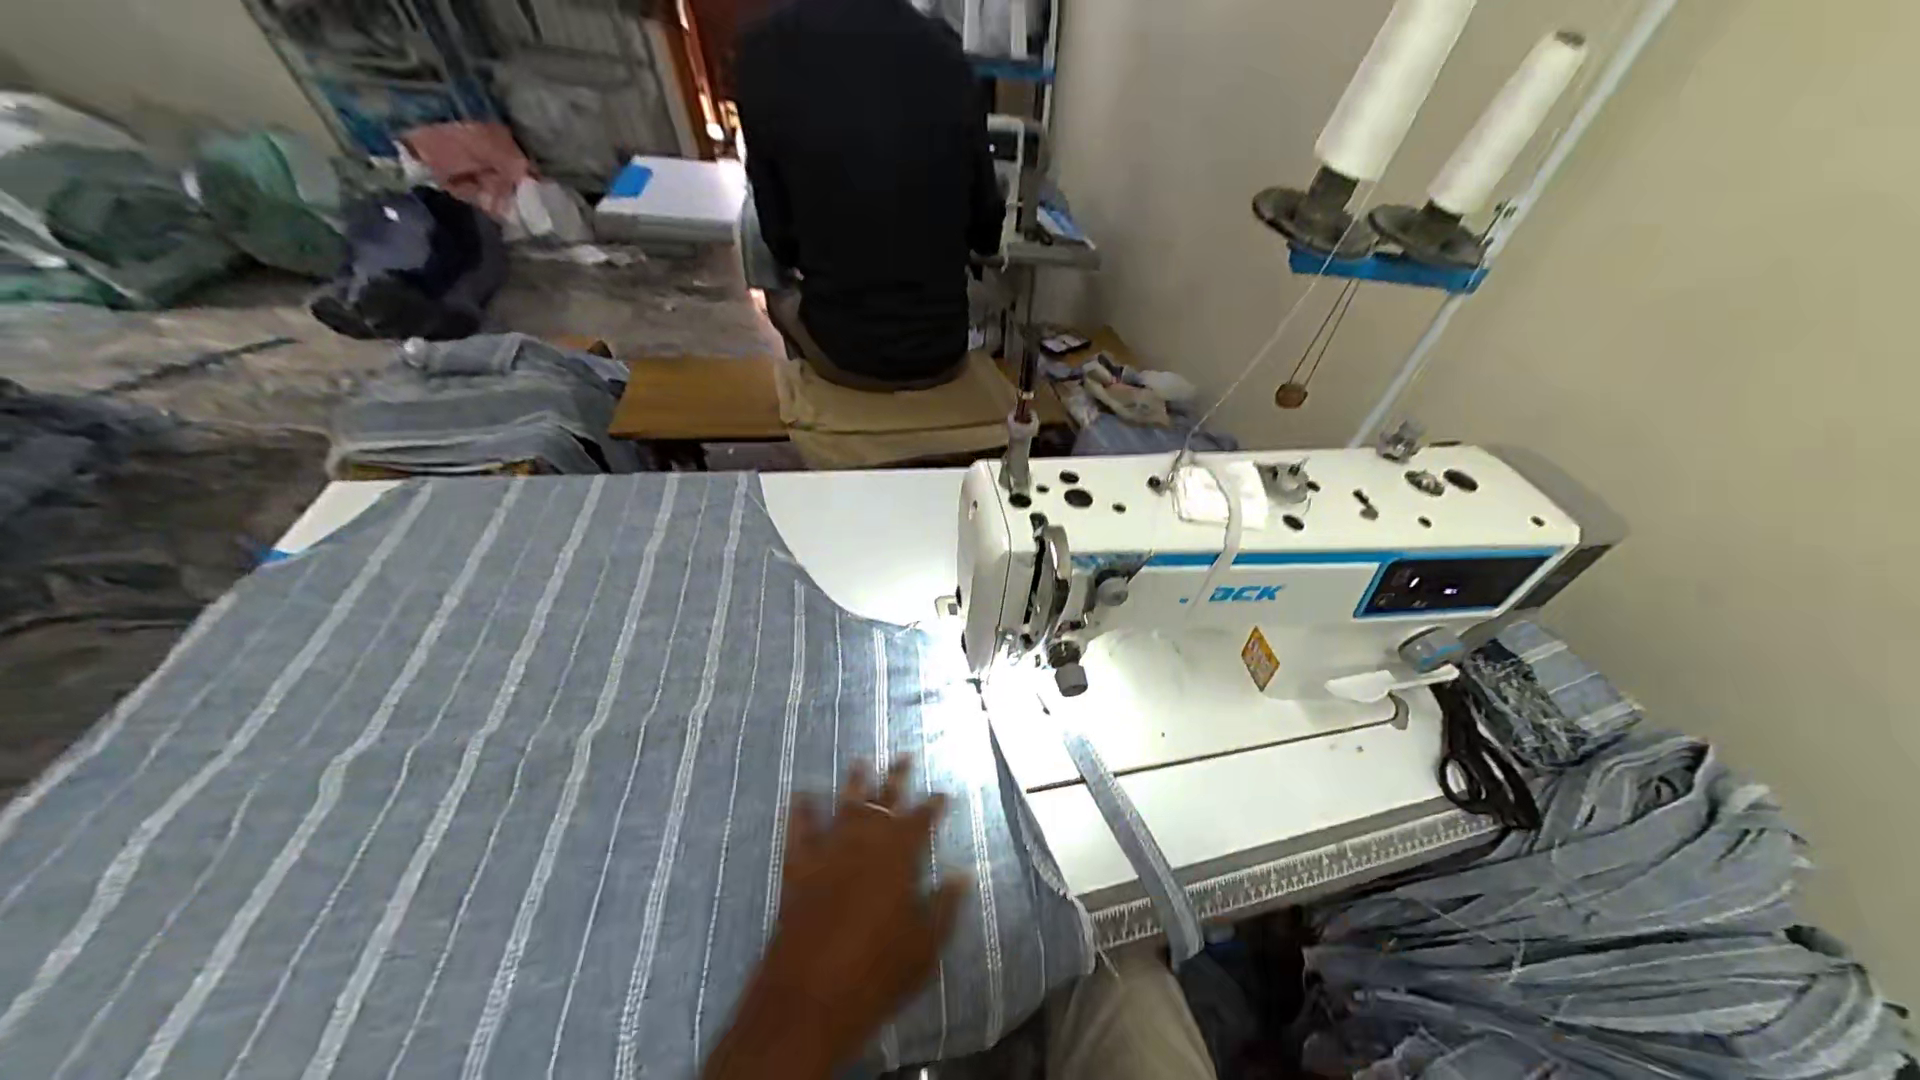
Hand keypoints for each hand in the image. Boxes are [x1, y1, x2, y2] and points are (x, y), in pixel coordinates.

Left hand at [703, 755, 967, 1079]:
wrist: (810, 996)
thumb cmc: (877, 973)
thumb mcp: (924, 946)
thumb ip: (943, 906)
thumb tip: (961, 875)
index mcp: (898, 858)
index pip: (921, 820)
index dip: (933, 805)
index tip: (942, 792)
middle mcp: (864, 844)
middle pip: (884, 801)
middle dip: (896, 777)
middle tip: (904, 755)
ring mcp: (828, 852)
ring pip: (844, 807)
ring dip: (854, 783)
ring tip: (860, 761)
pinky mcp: (798, 868)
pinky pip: (799, 831)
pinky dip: (800, 812)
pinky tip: (801, 795)